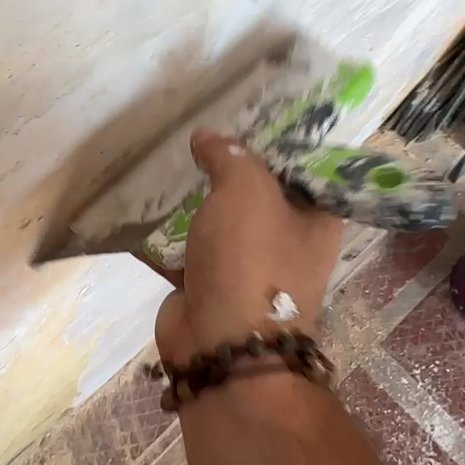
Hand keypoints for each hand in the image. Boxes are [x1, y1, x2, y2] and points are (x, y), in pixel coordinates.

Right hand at [154, 130, 344, 363]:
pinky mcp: (211, 286)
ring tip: (170, 164)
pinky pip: (191, 248)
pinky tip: (148, 206)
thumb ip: (229, 156)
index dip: (275, 145)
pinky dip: (170, 233)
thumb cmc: (250, 259)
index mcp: (316, 221)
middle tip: (199, 138)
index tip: (242, 119)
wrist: (220, 345)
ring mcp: (248, 268)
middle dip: (228, 170)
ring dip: (197, 201)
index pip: (303, 171)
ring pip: (221, 222)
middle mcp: (289, 244)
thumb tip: (206, 136)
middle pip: (258, 194)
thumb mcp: (246, 190)